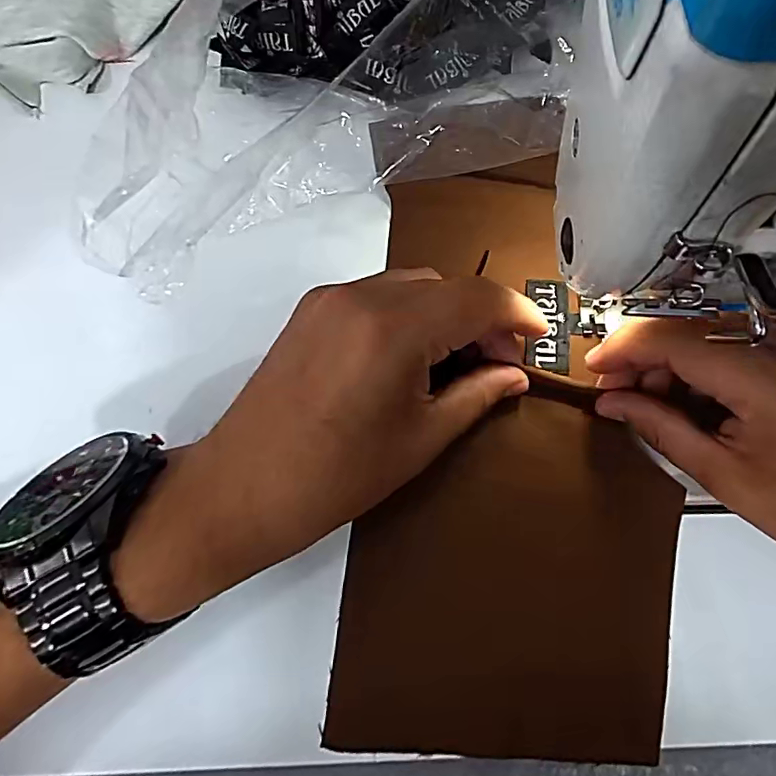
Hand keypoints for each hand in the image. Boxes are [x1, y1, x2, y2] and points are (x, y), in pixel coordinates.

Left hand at [114, 270, 548, 619]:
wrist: (236, 491)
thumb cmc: (336, 477)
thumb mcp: (421, 439)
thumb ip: (477, 394)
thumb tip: (515, 373)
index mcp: (395, 328)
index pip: (478, 297)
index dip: (517, 312)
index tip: (539, 336)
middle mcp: (364, 296)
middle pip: (447, 285)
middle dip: (483, 316)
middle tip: (498, 361)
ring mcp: (332, 297)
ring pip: (415, 284)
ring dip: (447, 311)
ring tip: (458, 359)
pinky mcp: (313, 308)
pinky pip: (381, 294)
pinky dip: (412, 312)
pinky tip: (414, 353)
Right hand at [588, 319, 775, 589]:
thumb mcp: (730, 478)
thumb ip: (665, 430)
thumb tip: (617, 404)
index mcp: (757, 374)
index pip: (670, 338)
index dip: (623, 349)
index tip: (593, 371)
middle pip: (688, 332)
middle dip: (642, 357)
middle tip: (614, 396)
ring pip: (709, 341)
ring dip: (670, 366)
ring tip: (644, 406)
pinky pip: (735, 357)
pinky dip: (701, 376)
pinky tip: (685, 405)